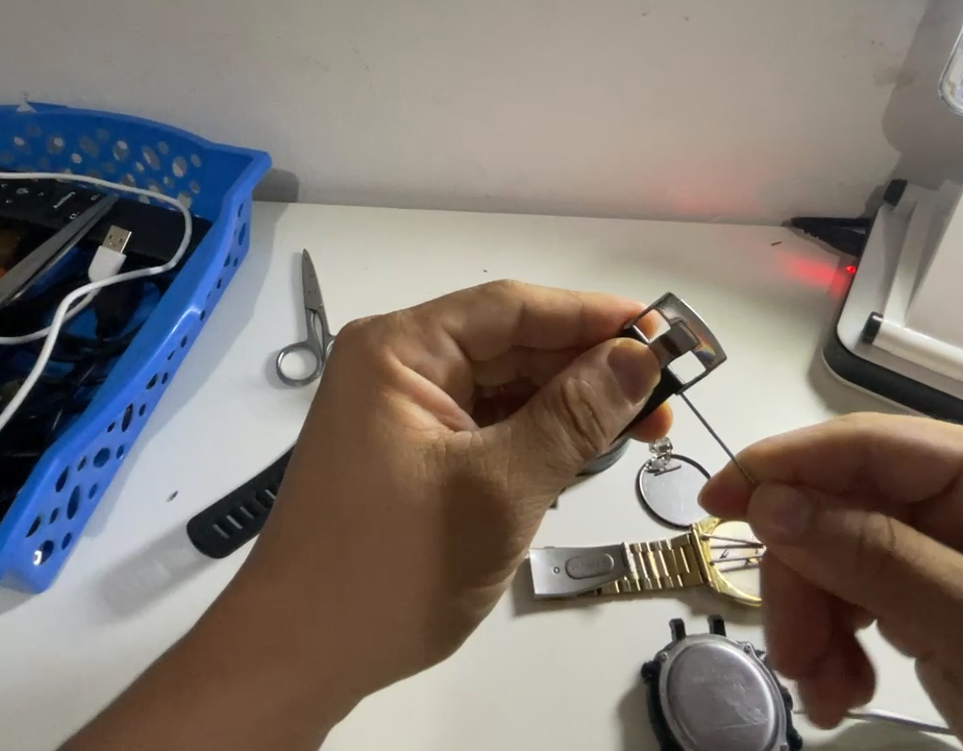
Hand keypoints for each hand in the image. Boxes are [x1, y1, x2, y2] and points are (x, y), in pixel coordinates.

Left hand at [69, 281, 666, 749]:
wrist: (300, 656)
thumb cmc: (392, 568)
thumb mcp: (497, 488)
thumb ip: (572, 417)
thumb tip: (638, 356)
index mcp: (400, 348)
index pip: (510, 308)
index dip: (590, 315)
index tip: (660, 333)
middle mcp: (397, 363)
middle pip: (508, 343)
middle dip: (586, 367)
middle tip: (662, 397)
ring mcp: (401, 406)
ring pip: (501, 385)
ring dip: (566, 404)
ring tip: (638, 426)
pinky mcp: (411, 446)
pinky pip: (485, 421)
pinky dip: (534, 434)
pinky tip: (582, 451)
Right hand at [699, 414, 962, 750]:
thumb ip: (883, 561)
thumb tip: (769, 504)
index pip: (871, 445)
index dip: (786, 465)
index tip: (717, 501)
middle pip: (841, 505)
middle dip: (805, 576)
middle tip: (790, 650)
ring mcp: (950, 548)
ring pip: (834, 552)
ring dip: (812, 616)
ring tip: (820, 686)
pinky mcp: (934, 596)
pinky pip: (852, 596)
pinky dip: (832, 640)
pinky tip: (838, 686)